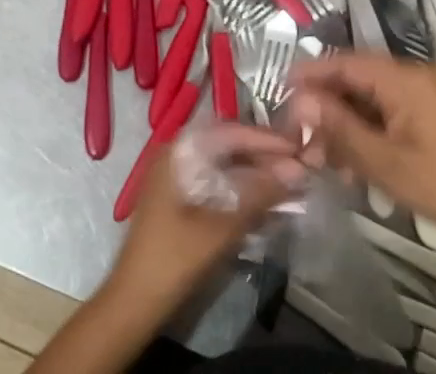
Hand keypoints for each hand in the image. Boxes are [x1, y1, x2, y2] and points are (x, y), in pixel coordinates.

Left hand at [109, 124, 305, 297]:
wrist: (134, 302)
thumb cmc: (174, 258)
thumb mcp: (223, 226)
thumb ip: (260, 194)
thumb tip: (299, 170)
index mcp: (179, 153)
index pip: (230, 132)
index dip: (266, 139)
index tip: (299, 148)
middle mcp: (177, 157)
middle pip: (228, 147)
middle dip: (264, 158)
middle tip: (300, 169)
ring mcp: (177, 181)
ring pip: (225, 168)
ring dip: (256, 177)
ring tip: (291, 187)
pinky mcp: (181, 203)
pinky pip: (218, 186)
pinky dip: (242, 193)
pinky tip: (268, 206)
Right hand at [289, 53, 435, 239]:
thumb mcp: (379, 159)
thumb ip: (337, 125)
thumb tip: (299, 101)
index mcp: (403, 78)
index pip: (344, 62)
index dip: (310, 74)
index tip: (280, 90)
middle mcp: (414, 75)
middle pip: (356, 78)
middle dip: (325, 104)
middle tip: (299, 133)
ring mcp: (425, 92)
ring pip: (370, 96)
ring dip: (344, 120)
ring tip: (322, 154)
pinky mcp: (431, 111)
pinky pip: (388, 108)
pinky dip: (366, 126)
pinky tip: (350, 156)